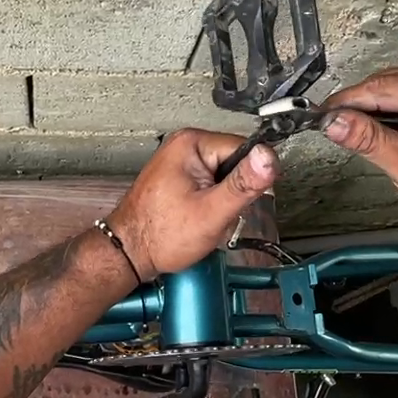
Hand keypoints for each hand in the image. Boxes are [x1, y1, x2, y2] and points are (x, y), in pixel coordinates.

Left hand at [105, 129, 277, 280]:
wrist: (129, 253)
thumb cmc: (159, 235)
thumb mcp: (212, 212)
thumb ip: (243, 185)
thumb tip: (268, 158)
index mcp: (191, 143)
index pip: (246, 149)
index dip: (251, 179)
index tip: (239, 201)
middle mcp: (184, 145)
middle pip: (236, 163)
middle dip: (234, 194)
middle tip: (215, 213)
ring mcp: (180, 161)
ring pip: (225, 178)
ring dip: (222, 202)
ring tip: (202, 217)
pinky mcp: (180, 176)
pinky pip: (211, 186)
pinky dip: (211, 205)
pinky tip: (196, 217)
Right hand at [323, 64, 397, 229]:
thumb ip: (369, 141)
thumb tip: (334, 122)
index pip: (380, 87)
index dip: (346, 102)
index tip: (320, 116)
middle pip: (385, 83)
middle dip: (358, 106)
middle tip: (332, 129)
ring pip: (394, 87)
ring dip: (374, 109)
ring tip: (359, 135)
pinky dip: (391, 110)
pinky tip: (385, 131)